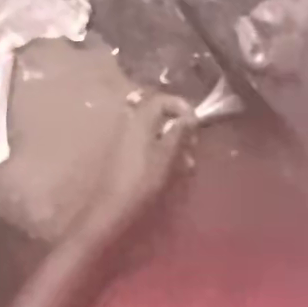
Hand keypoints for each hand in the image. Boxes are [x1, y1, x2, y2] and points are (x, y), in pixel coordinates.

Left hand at [74, 94, 194, 238]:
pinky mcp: (125, 154)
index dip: (181, 106)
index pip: (162, 100)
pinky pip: (148, 143)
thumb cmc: (142, 179)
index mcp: (141, 120)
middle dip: (179, 126)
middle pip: (159, 114)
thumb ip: (178, 132)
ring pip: (156, 131)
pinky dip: (162, 151)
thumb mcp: (166, 155)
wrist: (112, 206)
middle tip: (193, 144)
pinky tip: (173, 169)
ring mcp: (127, 138)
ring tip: (187, 163)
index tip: (195, 122)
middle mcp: (132, 123)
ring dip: (173, 142)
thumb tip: (190, 116)